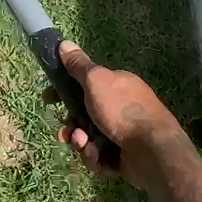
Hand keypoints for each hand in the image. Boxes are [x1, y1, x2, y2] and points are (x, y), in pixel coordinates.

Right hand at [55, 41, 184, 189]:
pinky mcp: (124, 158)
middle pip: (84, 114)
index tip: (48, 99)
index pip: (84, 85)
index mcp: (116, 86)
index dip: (64, 91)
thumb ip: (78, 65)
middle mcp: (120, 108)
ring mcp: (123, 134)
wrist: (153, 151)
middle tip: (66, 131)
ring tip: (83, 144)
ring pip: (88, 137)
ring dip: (80, 141)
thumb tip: (64, 43)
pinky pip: (99, 156)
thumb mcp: (96, 81)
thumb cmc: (122, 110)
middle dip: (71, 123)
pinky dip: (94, 157)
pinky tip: (97, 155)